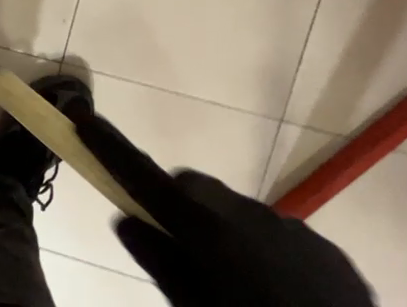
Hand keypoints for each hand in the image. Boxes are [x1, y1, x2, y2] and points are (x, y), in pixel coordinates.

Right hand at [73, 114, 373, 306]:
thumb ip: (161, 262)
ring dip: (224, 232)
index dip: (109, 147)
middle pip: (193, 187)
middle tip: (179, 248)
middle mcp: (244, 213)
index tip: (80, 118)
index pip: (143, 176)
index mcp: (206, 230)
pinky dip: (264, 253)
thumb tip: (128, 219)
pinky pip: (278, 235)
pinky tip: (278, 295)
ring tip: (237, 286)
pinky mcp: (325, 249)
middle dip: (178, 205)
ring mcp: (289, 227)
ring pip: (236, 212)